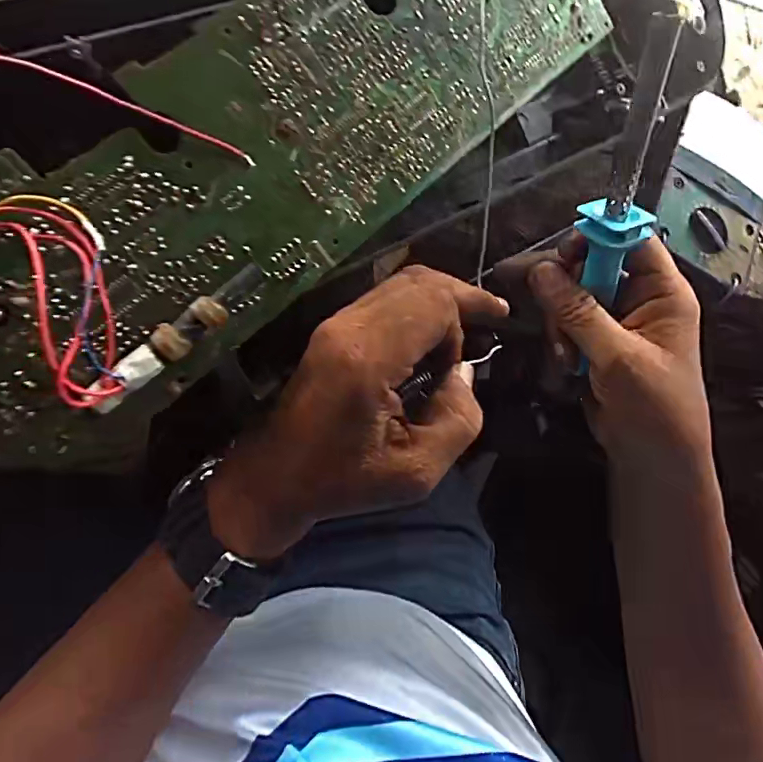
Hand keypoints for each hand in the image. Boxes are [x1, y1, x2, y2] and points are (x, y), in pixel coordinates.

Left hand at [207, 265, 508, 559]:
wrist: (272, 477)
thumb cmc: (341, 481)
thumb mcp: (417, 472)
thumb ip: (458, 420)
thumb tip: (463, 373)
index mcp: (367, 359)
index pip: (432, 302)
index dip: (465, 317)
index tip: (476, 349)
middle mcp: (349, 327)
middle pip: (419, 281)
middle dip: (460, 298)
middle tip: (490, 319)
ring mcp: (336, 323)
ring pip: (402, 282)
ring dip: (440, 300)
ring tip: (463, 331)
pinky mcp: (333, 327)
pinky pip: (387, 296)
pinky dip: (419, 306)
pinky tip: (432, 335)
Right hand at [526, 235, 711, 472]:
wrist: (654, 461)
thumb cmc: (656, 409)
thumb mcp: (619, 358)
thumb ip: (579, 312)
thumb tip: (542, 270)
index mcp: (663, 292)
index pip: (632, 239)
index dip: (600, 234)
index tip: (566, 250)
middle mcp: (640, 298)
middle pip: (593, 263)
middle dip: (569, 288)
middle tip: (555, 314)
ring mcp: (615, 319)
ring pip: (572, 293)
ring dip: (560, 321)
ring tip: (566, 355)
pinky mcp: (595, 340)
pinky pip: (566, 320)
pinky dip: (560, 338)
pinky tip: (566, 365)